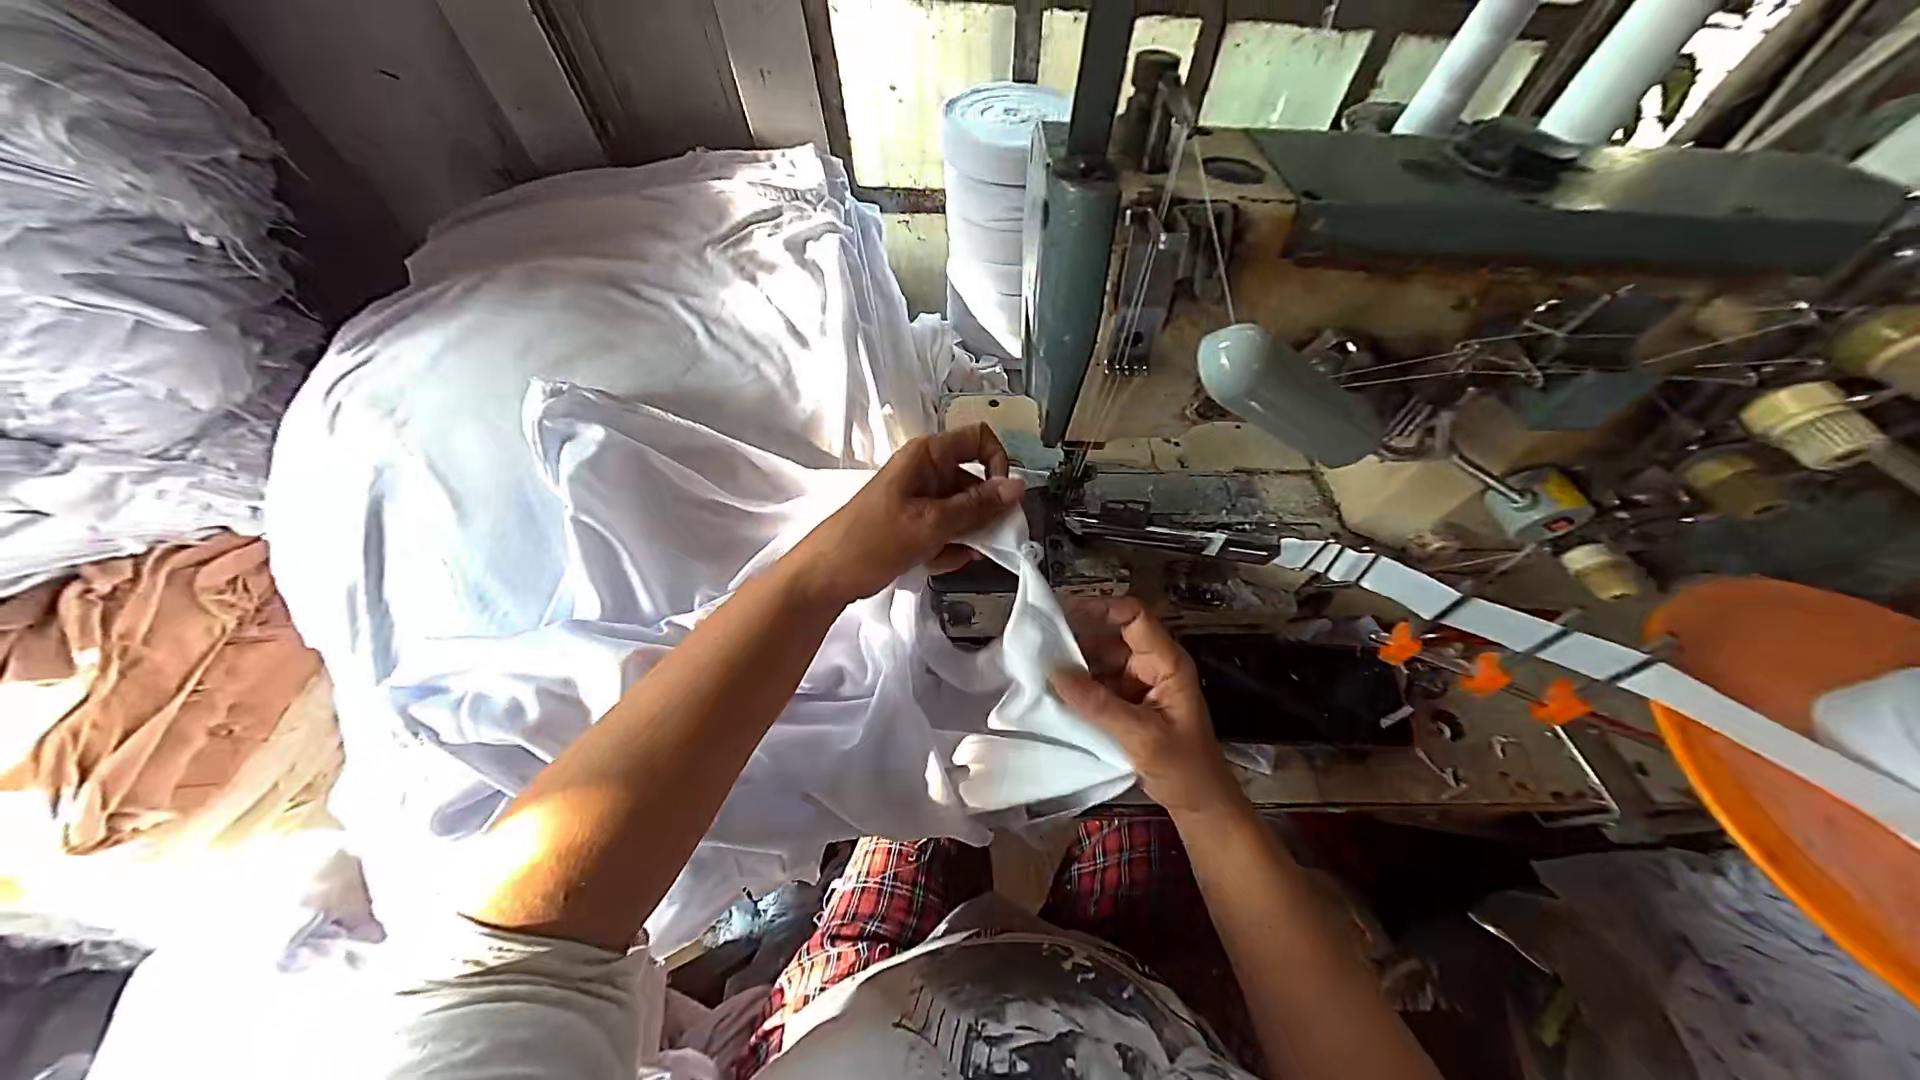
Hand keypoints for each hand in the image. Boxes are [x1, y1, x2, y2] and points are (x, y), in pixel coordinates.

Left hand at [786, 423, 1024, 605]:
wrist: (827, 576)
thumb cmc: (867, 541)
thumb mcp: (931, 523)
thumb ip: (977, 506)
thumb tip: (1015, 488)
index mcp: (926, 456)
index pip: (979, 439)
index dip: (997, 464)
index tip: (1003, 497)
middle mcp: (925, 472)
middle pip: (975, 482)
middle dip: (982, 514)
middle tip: (984, 539)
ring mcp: (920, 499)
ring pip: (963, 512)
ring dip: (964, 537)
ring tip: (948, 555)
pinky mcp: (915, 524)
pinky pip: (946, 531)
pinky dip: (946, 548)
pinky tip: (934, 563)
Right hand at [1050, 597, 1245, 819]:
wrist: (1200, 804)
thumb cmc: (1184, 768)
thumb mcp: (1142, 736)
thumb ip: (1098, 705)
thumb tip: (1056, 673)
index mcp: (1167, 663)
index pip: (1135, 618)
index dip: (1103, 609)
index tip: (1065, 615)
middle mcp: (1152, 665)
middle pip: (1111, 636)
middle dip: (1078, 638)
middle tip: (1041, 645)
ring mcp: (1137, 682)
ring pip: (1100, 658)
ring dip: (1074, 662)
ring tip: (1040, 666)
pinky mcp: (1125, 701)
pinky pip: (1097, 681)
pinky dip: (1077, 684)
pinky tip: (1053, 688)